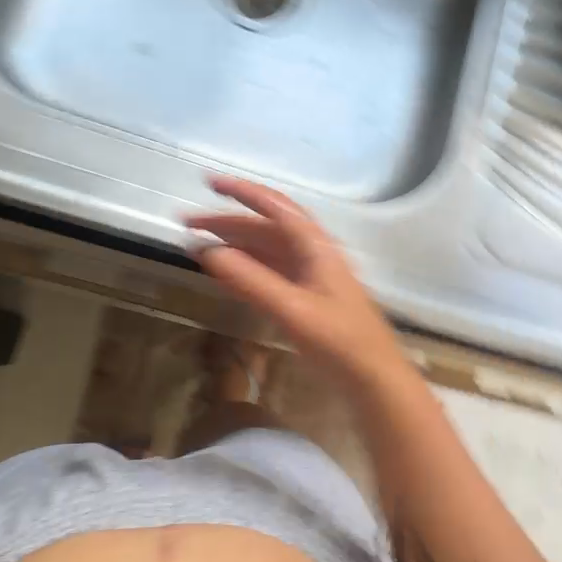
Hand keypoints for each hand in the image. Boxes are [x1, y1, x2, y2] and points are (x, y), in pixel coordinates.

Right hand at [186, 177, 406, 381]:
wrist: (374, 378)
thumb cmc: (339, 341)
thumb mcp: (293, 310)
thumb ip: (251, 281)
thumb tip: (209, 251)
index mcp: (316, 246)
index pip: (275, 206)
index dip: (242, 192)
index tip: (208, 182)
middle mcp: (314, 253)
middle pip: (266, 227)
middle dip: (227, 222)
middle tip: (187, 224)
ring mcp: (311, 276)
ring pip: (266, 250)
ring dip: (234, 245)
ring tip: (196, 247)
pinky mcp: (308, 298)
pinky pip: (271, 274)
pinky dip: (246, 269)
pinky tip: (223, 273)